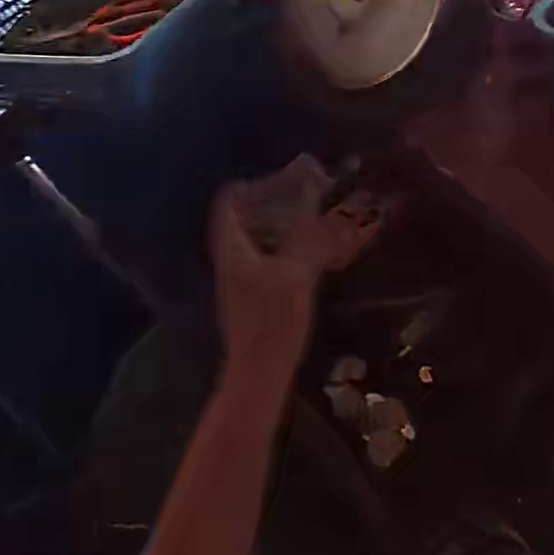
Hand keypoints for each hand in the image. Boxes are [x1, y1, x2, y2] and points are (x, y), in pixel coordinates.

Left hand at [209, 155, 383, 380]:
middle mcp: (232, 259)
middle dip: (273, 204)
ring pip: (258, 240)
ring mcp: (241, 279)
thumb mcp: (294, 277)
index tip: (281, 179)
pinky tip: (314, 255)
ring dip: (282, 226)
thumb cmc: (271, 323)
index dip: (250, 185)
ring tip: (314, 220)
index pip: (227, 202)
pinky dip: (287, 249)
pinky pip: (268, 260)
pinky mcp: (254, 297)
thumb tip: (326, 209)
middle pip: (244, 218)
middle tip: (304, 196)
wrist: (257, 375)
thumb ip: (309, 241)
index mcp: (232, 248)